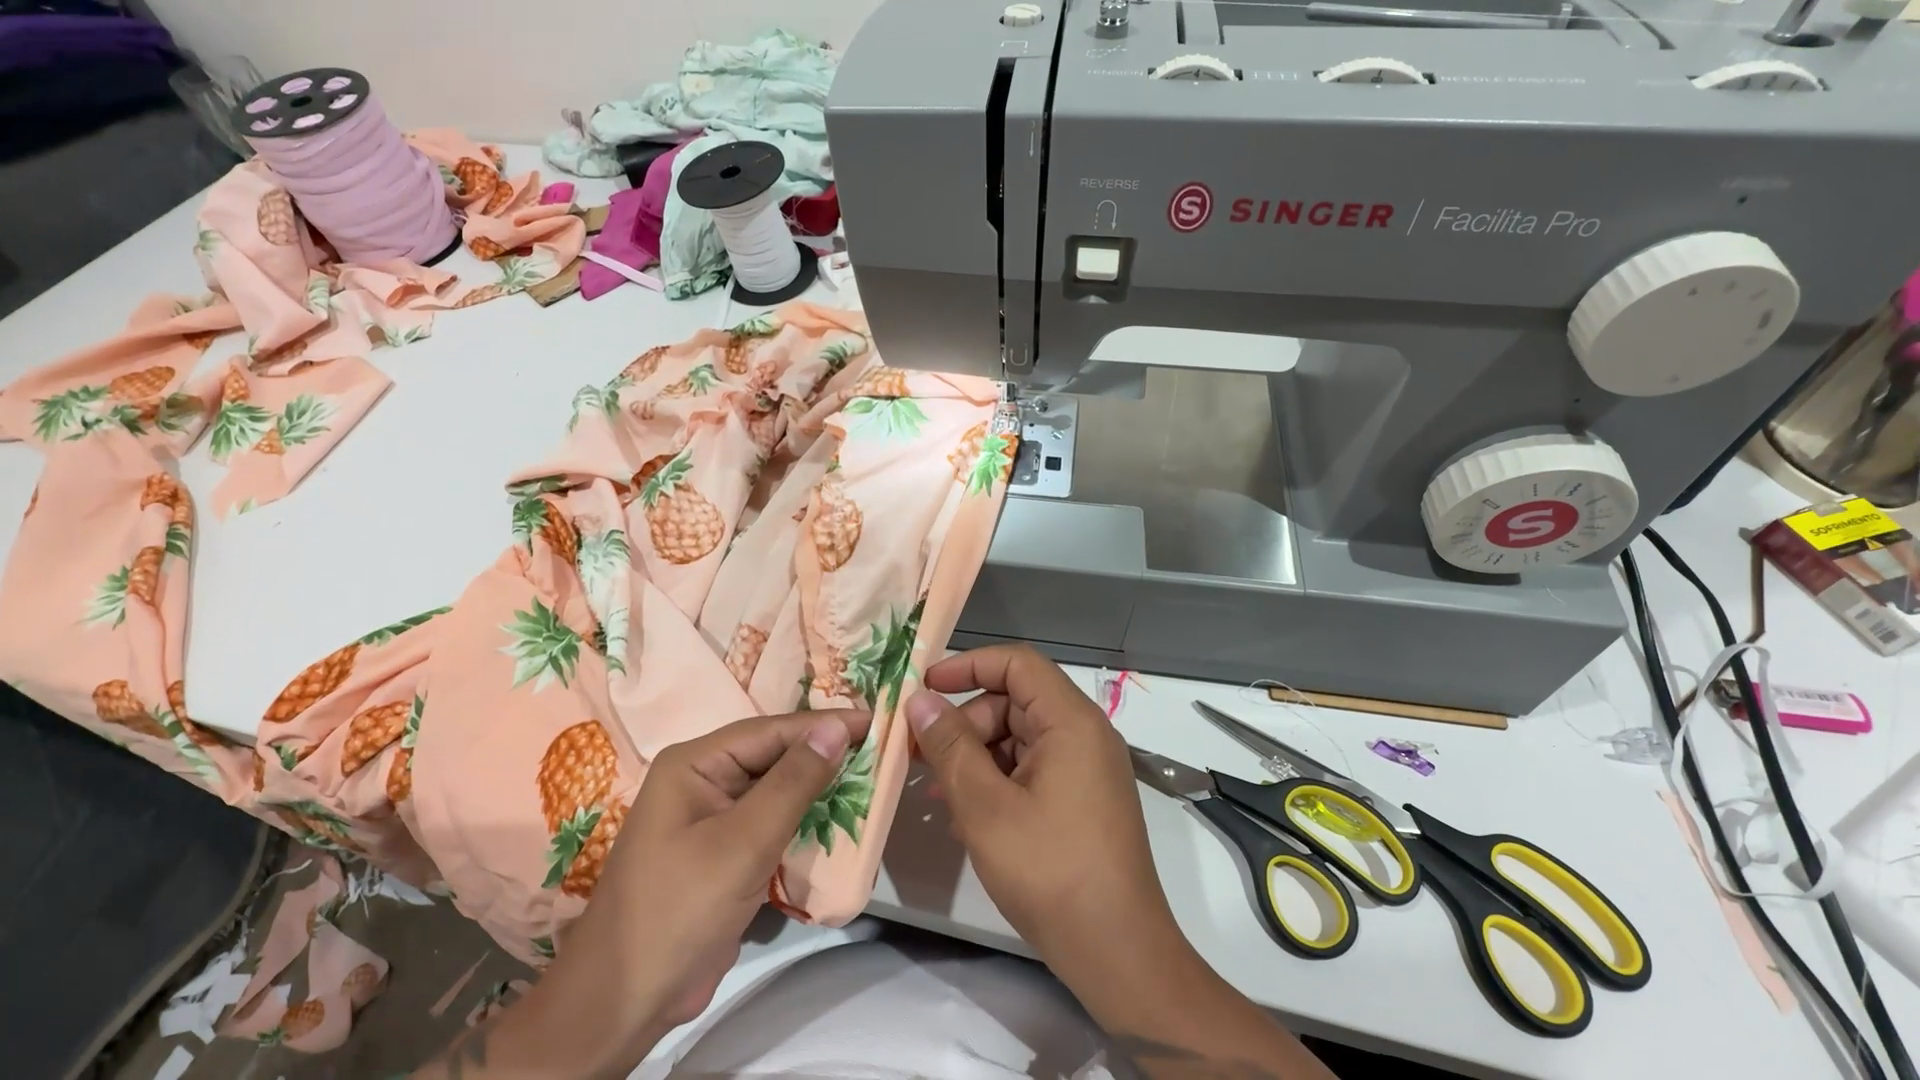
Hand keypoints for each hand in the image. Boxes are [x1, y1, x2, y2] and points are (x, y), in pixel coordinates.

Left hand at [544, 709, 867, 1058]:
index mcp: (694, 764)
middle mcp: (702, 782)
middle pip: (774, 756)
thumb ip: (793, 782)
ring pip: (776, 792)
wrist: (628, 997)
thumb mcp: (743, 842)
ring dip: (819, 789)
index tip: (878, 720)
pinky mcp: (724, 856)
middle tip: (883, 750)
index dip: (825, 724)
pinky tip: (840, 822)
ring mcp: (712, 820)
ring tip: (873, 780)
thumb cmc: (680, 908)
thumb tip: (837, 727)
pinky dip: (805, 822)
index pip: (771, 730)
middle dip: (825, 754)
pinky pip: (772, 825)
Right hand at [905, 646, 1182, 980]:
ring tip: (938, 796)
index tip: (922, 689)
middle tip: (919, 758)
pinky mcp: (1083, 803)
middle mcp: (1085, 736)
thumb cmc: (1049, 870)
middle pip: (1015, 703)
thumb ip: (950, 747)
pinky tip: (967, 821)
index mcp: (1071, 722)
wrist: (1117, 950)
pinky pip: (1033, 773)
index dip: (967, 665)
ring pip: (1019, 741)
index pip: (1017, 663)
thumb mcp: (985, 806)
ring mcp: (1087, 772)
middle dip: (964, 725)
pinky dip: (997, 785)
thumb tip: (921, 701)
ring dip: (975, 760)